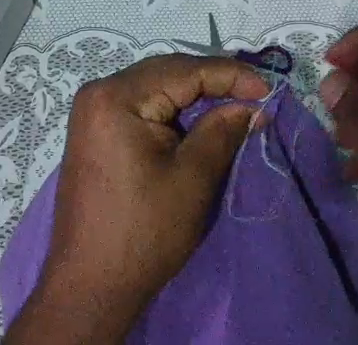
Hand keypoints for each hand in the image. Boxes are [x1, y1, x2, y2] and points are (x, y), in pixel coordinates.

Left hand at [7, 54, 270, 343]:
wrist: (89, 286)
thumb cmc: (143, 232)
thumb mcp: (192, 179)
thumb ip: (223, 131)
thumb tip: (253, 105)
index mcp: (117, 97)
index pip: (184, 71)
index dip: (230, 75)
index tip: (268, 89)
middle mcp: (99, 93)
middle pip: (167, 71)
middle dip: (213, 80)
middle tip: (254, 94)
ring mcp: (93, 111)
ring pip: (155, 85)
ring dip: (194, 92)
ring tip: (234, 102)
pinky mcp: (95, 130)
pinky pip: (142, 103)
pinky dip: (173, 108)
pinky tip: (199, 117)